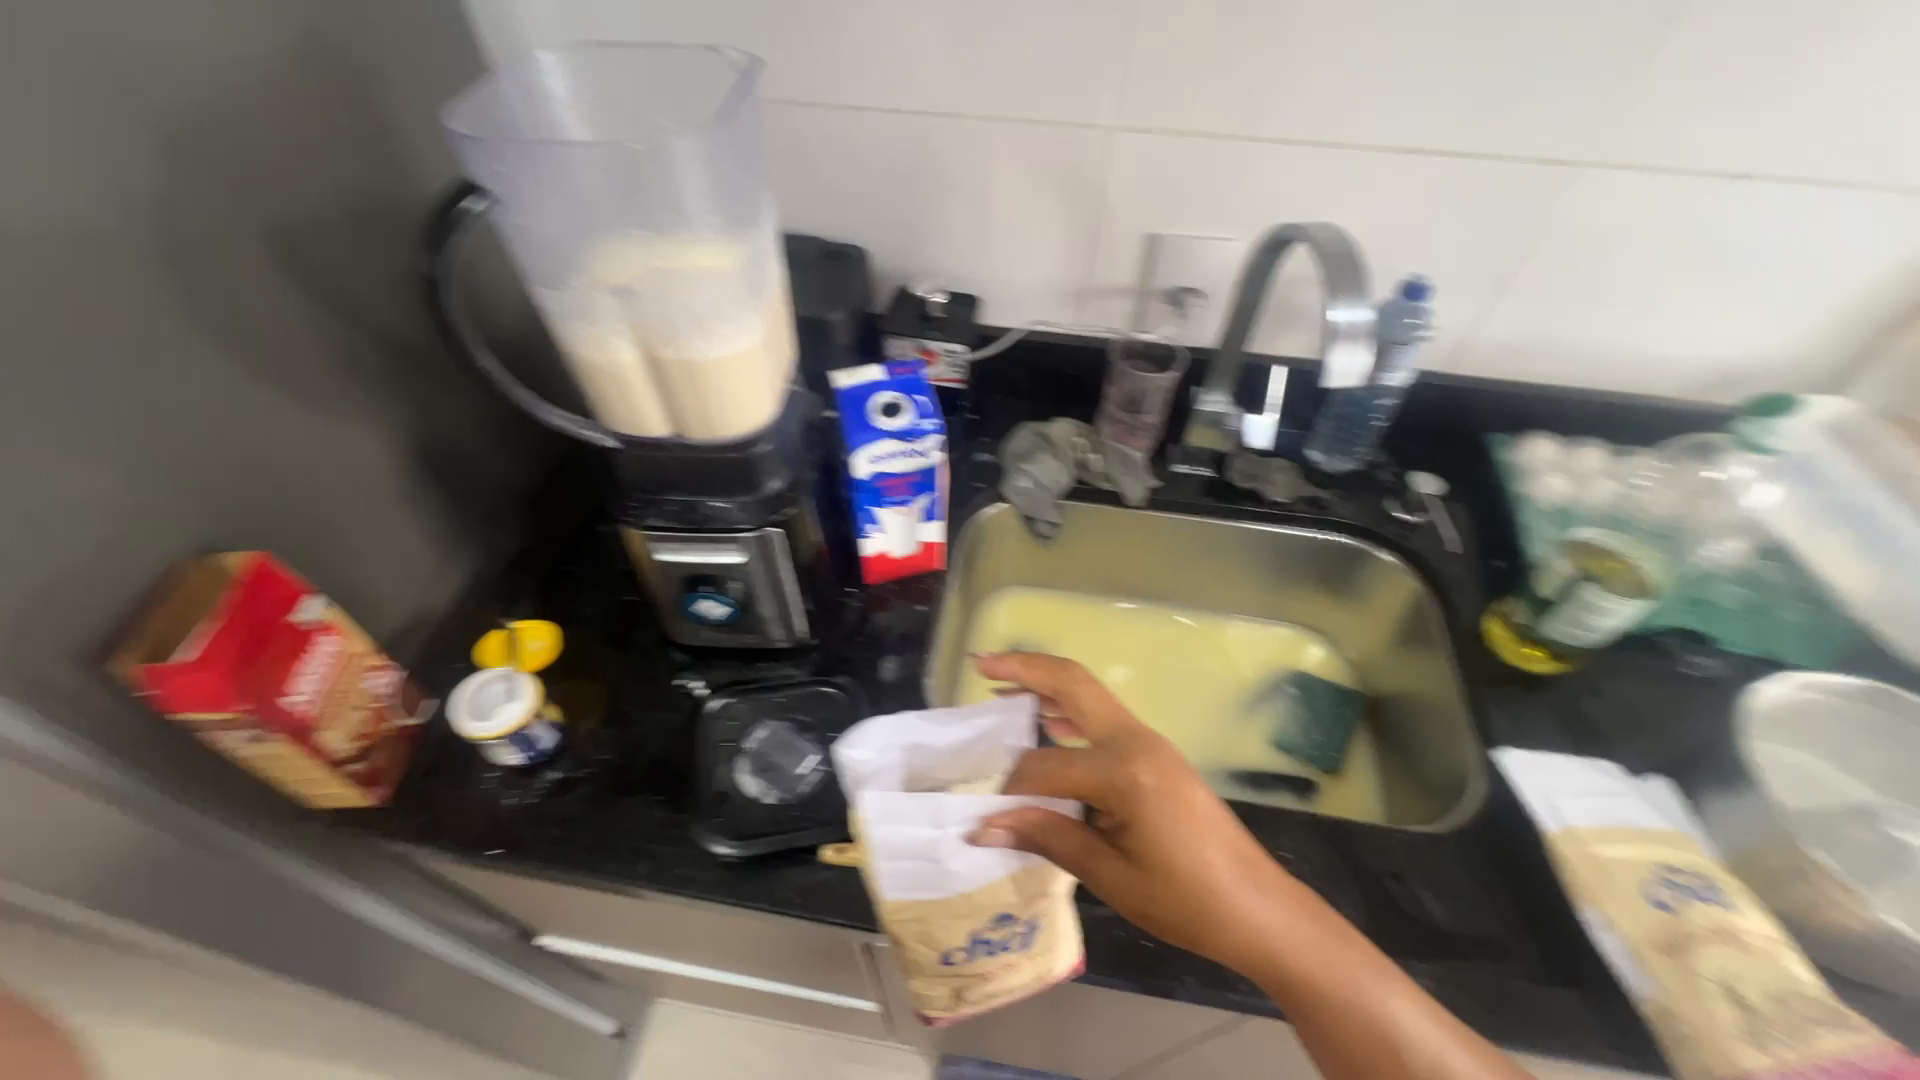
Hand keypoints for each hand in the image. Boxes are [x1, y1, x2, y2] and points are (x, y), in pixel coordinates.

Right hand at [966, 652, 1294, 973]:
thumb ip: (1047, 836)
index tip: (988, 820)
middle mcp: (1136, 741)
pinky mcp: (1156, 755)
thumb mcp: (1110, 875)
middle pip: (1073, 684)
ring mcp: (1150, 743)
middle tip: (980, 663)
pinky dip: (1069, 709)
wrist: (1257, 909)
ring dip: (1047, 683)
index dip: (1010, 791)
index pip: (1044, 766)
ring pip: (1090, 694)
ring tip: (1002, 684)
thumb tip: (983, 826)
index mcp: (1124, 771)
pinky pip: (1104, 718)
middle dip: (1025, 669)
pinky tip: (1047, 720)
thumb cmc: (1186, 901)